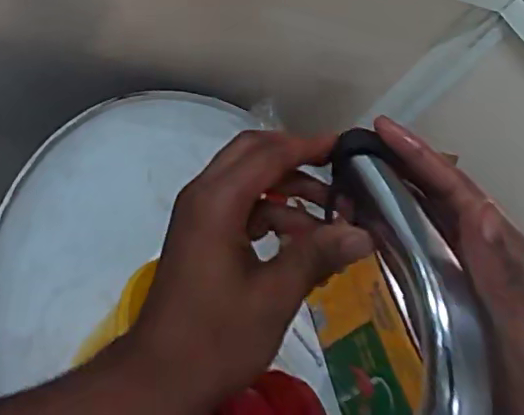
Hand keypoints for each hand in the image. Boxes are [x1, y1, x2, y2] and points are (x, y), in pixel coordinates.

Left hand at [121, 130, 374, 413]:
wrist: (161, 377)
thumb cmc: (216, 337)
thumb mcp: (273, 297)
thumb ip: (316, 256)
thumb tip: (363, 233)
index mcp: (216, 200)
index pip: (266, 154)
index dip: (306, 146)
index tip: (342, 146)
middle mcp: (203, 194)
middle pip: (251, 153)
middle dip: (294, 157)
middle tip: (335, 170)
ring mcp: (199, 212)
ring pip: (246, 179)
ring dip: (285, 189)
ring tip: (330, 219)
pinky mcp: (201, 232)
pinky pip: (239, 204)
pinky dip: (270, 211)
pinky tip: (302, 240)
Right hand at [374, 116, 523, 414]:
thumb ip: (510, 287)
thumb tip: (480, 208)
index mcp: (516, 263)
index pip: (465, 198)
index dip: (424, 159)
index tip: (384, 128)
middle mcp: (494, 267)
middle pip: (444, 204)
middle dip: (405, 168)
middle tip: (359, 146)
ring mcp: (476, 291)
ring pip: (431, 228)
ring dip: (397, 197)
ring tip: (356, 179)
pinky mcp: (458, 317)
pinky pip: (421, 262)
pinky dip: (395, 237)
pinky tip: (371, 234)